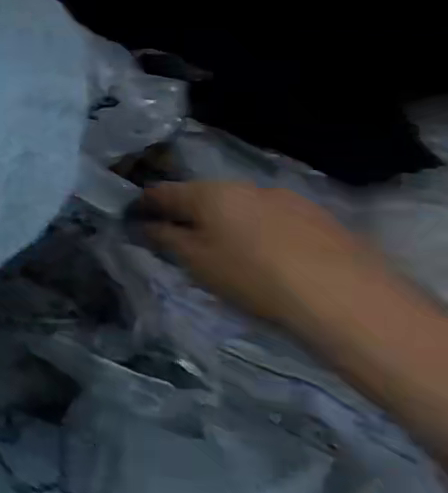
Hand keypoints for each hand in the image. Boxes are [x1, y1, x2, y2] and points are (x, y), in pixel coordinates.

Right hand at [134, 181, 388, 328]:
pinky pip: (280, 222)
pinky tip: (274, 258)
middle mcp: (248, 187)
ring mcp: (294, 202)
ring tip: (234, 252)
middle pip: (205, 197)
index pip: (160, 191)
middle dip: (192, 214)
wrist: (355, 305)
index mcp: (209, 191)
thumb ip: (163, 237)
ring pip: (246, 208)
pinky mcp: (328, 222)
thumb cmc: (255, 277)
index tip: (136, 223)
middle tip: (186, 241)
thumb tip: (146, 224)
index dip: (143, 206)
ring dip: (232, 223)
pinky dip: (267, 233)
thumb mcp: (194, 261)